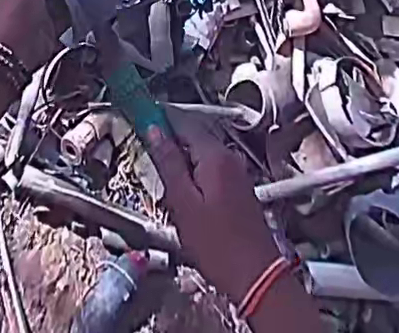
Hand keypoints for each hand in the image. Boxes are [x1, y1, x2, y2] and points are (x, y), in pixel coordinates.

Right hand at [144, 115, 283, 303]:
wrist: (257, 279)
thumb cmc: (218, 245)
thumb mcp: (183, 203)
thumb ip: (168, 162)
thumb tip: (154, 130)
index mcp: (214, 155)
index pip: (182, 122)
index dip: (159, 120)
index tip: (141, 121)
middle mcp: (229, 157)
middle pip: (192, 137)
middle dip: (170, 146)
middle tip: (152, 164)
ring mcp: (237, 172)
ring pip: (201, 156)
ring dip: (182, 165)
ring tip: (170, 191)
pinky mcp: (239, 188)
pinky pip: (211, 170)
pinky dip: (196, 178)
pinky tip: (189, 201)